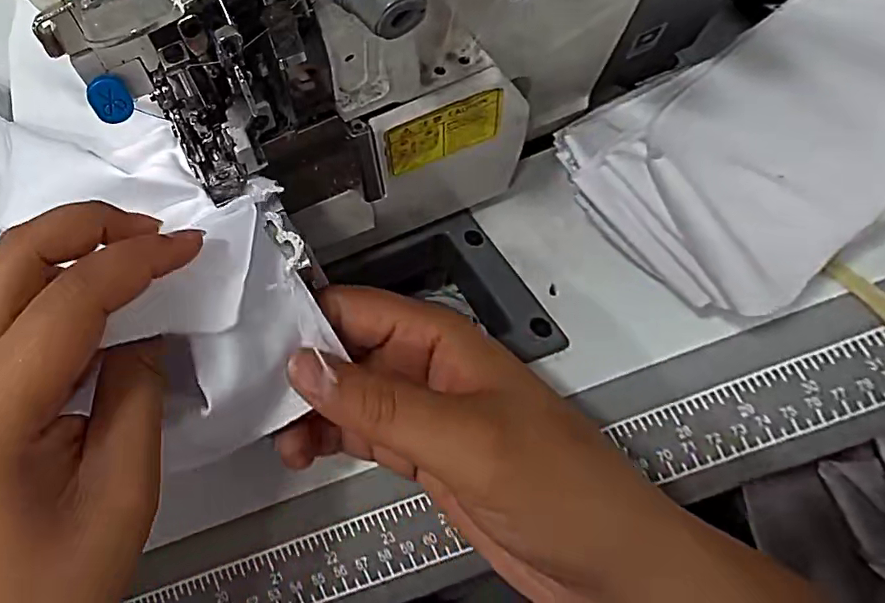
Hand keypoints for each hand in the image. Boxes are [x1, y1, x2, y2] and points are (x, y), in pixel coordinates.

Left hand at [0, 202, 203, 602]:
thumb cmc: (39, 597)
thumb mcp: (117, 496)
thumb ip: (137, 393)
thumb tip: (145, 328)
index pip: (69, 297)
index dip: (135, 261)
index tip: (182, 247)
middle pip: (17, 254)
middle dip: (88, 224)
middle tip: (148, 232)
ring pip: (3, 270)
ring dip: (67, 248)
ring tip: (129, 256)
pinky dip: (49, 285)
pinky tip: (92, 301)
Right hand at [277, 288, 814, 602]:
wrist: (621, 576)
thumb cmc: (572, 491)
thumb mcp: (465, 440)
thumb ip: (380, 401)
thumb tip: (308, 364)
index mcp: (438, 338)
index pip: (354, 308)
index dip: (307, 319)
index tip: (265, 341)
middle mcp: (423, 365)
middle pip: (342, 348)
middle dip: (301, 369)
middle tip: (263, 393)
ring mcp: (420, 409)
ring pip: (345, 392)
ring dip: (310, 408)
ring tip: (282, 433)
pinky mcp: (419, 449)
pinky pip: (358, 430)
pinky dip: (328, 437)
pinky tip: (306, 449)